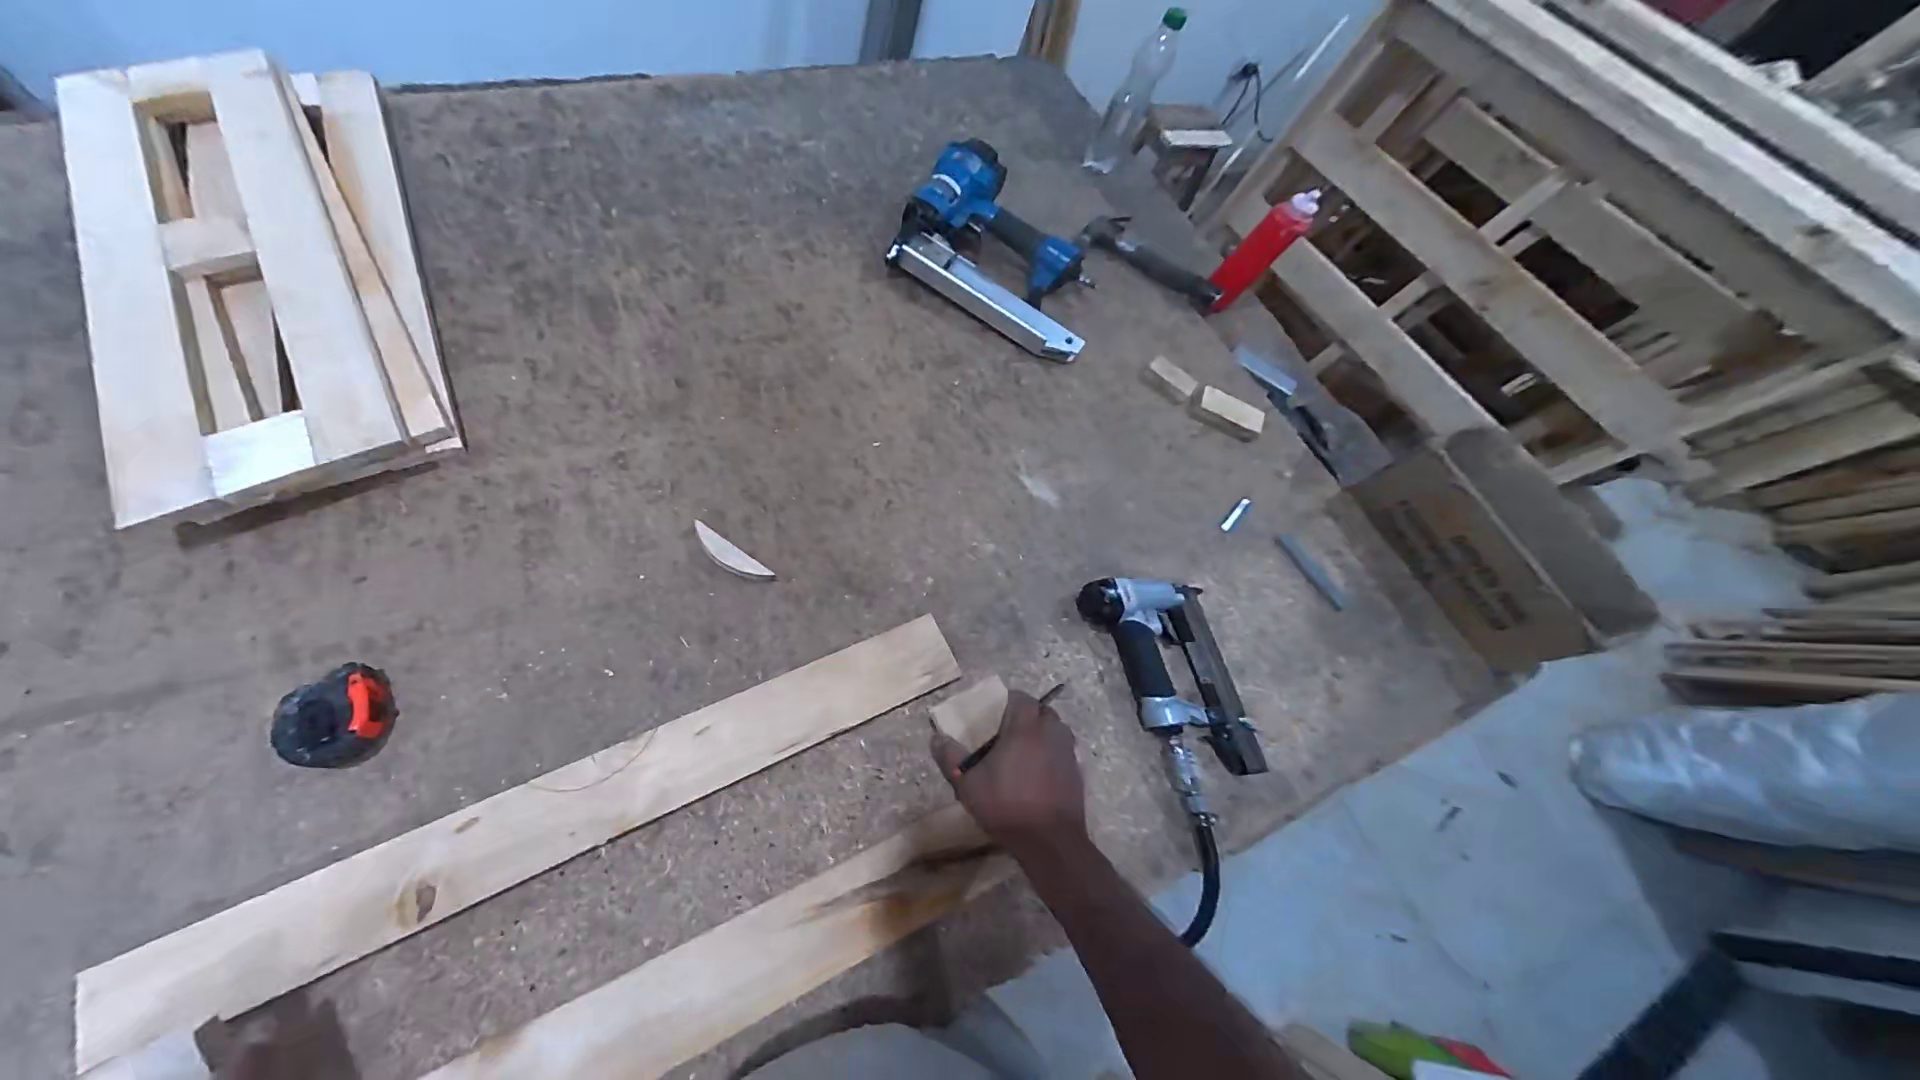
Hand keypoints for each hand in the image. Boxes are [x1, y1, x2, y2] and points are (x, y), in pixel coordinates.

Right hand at [931, 689, 1087, 857]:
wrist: (1050, 840)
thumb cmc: (1007, 806)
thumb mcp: (968, 784)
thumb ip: (951, 758)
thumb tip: (937, 738)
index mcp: (1025, 727)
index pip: (1020, 697)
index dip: (1007, 702)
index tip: (994, 716)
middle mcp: (1050, 731)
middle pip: (1040, 710)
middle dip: (1026, 715)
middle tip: (1007, 733)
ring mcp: (1068, 750)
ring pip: (1055, 728)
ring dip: (1041, 733)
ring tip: (1023, 751)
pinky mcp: (1077, 770)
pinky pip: (1063, 749)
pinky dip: (1052, 752)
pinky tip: (1039, 772)